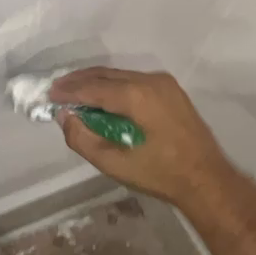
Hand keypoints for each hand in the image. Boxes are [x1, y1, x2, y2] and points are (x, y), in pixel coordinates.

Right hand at [49, 67, 232, 204]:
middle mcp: (151, 81)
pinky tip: (102, 97)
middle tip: (56, 89)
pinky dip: (113, 86)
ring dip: (96, 82)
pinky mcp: (171, 91)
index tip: (48, 95)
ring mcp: (164, 84)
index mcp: (137, 96)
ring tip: (74, 91)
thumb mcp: (113, 163)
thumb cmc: (159, 173)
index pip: (94, 87)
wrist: (207, 179)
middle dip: (79, 81)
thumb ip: (83, 138)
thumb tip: (65, 117)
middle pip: (106, 75)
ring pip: (121, 76)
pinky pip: (134, 81)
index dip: (69, 91)